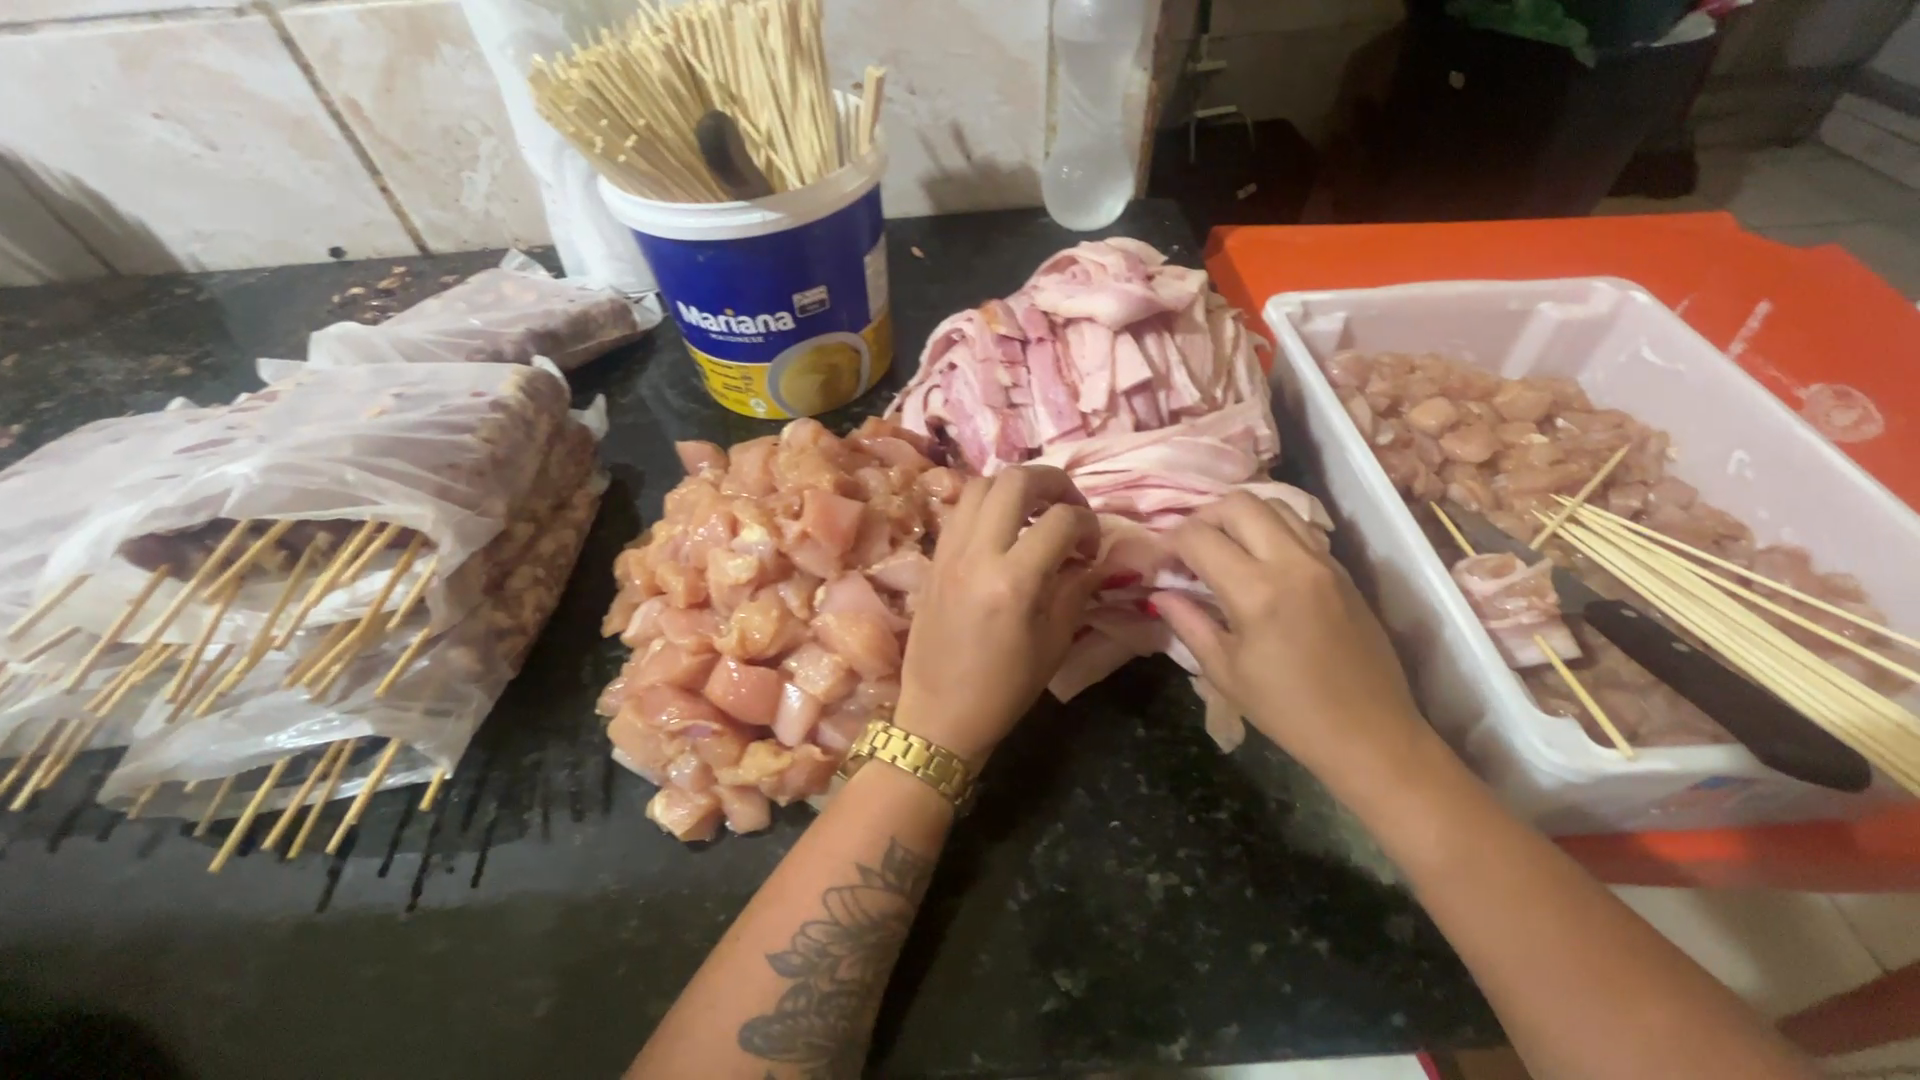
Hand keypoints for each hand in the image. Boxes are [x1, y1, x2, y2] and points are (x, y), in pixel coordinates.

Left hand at [896, 466, 1100, 763]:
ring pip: (981, 484)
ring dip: (1015, 487)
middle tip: (1069, 506)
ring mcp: (949, 552)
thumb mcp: (1054, 643)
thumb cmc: (1004, 689)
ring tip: (1035, 512)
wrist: (940, 715)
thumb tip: (1093, 556)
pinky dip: (987, 504)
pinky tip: (1003, 529)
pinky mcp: (933, 558)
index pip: (1061, 520)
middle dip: (1053, 482)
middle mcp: (976, 555)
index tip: (1093, 545)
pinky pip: (959, 509)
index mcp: (1013, 582)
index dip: (1088, 523)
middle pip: (1016, 480)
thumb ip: (1076, 589)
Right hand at [1152, 492, 1429, 778]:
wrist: (1370, 732)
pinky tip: (1259, 562)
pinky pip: (1300, 527)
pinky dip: (1270, 530)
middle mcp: (1292, 563)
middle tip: (1190, 548)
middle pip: (1239, 504)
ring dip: (1240, 517)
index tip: (1160, 563)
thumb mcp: (1226, 673)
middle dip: (1204, 517)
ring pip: (1274, 505)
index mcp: (1257, 592)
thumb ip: (1188, 624)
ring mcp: (1323, 561)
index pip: (1200, 538)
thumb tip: (1160, 594)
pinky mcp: (1342, 570)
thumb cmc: (1289, 711)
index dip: (1170, 543)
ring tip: (1224, 548)